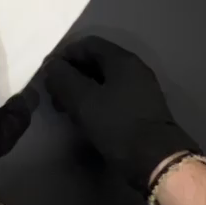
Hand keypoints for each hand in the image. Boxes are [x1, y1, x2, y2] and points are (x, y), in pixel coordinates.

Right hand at [44, 36, 199, 191]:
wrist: (157, 160)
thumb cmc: (118, 125)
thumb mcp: (84, 101)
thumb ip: (63, 79)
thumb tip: (51, 65)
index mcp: (122, 60)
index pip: (88, 44)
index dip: (64, 55)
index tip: (48, 74)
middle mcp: (134, 69)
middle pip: (96, 61)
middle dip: (72, 74)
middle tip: (55, 94)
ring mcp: (141, 89)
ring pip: (104, 80)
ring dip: (82, 90)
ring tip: (66, 108)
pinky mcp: (143, 109)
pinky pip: (114, 96)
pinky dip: (96, 101)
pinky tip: (85, 118)